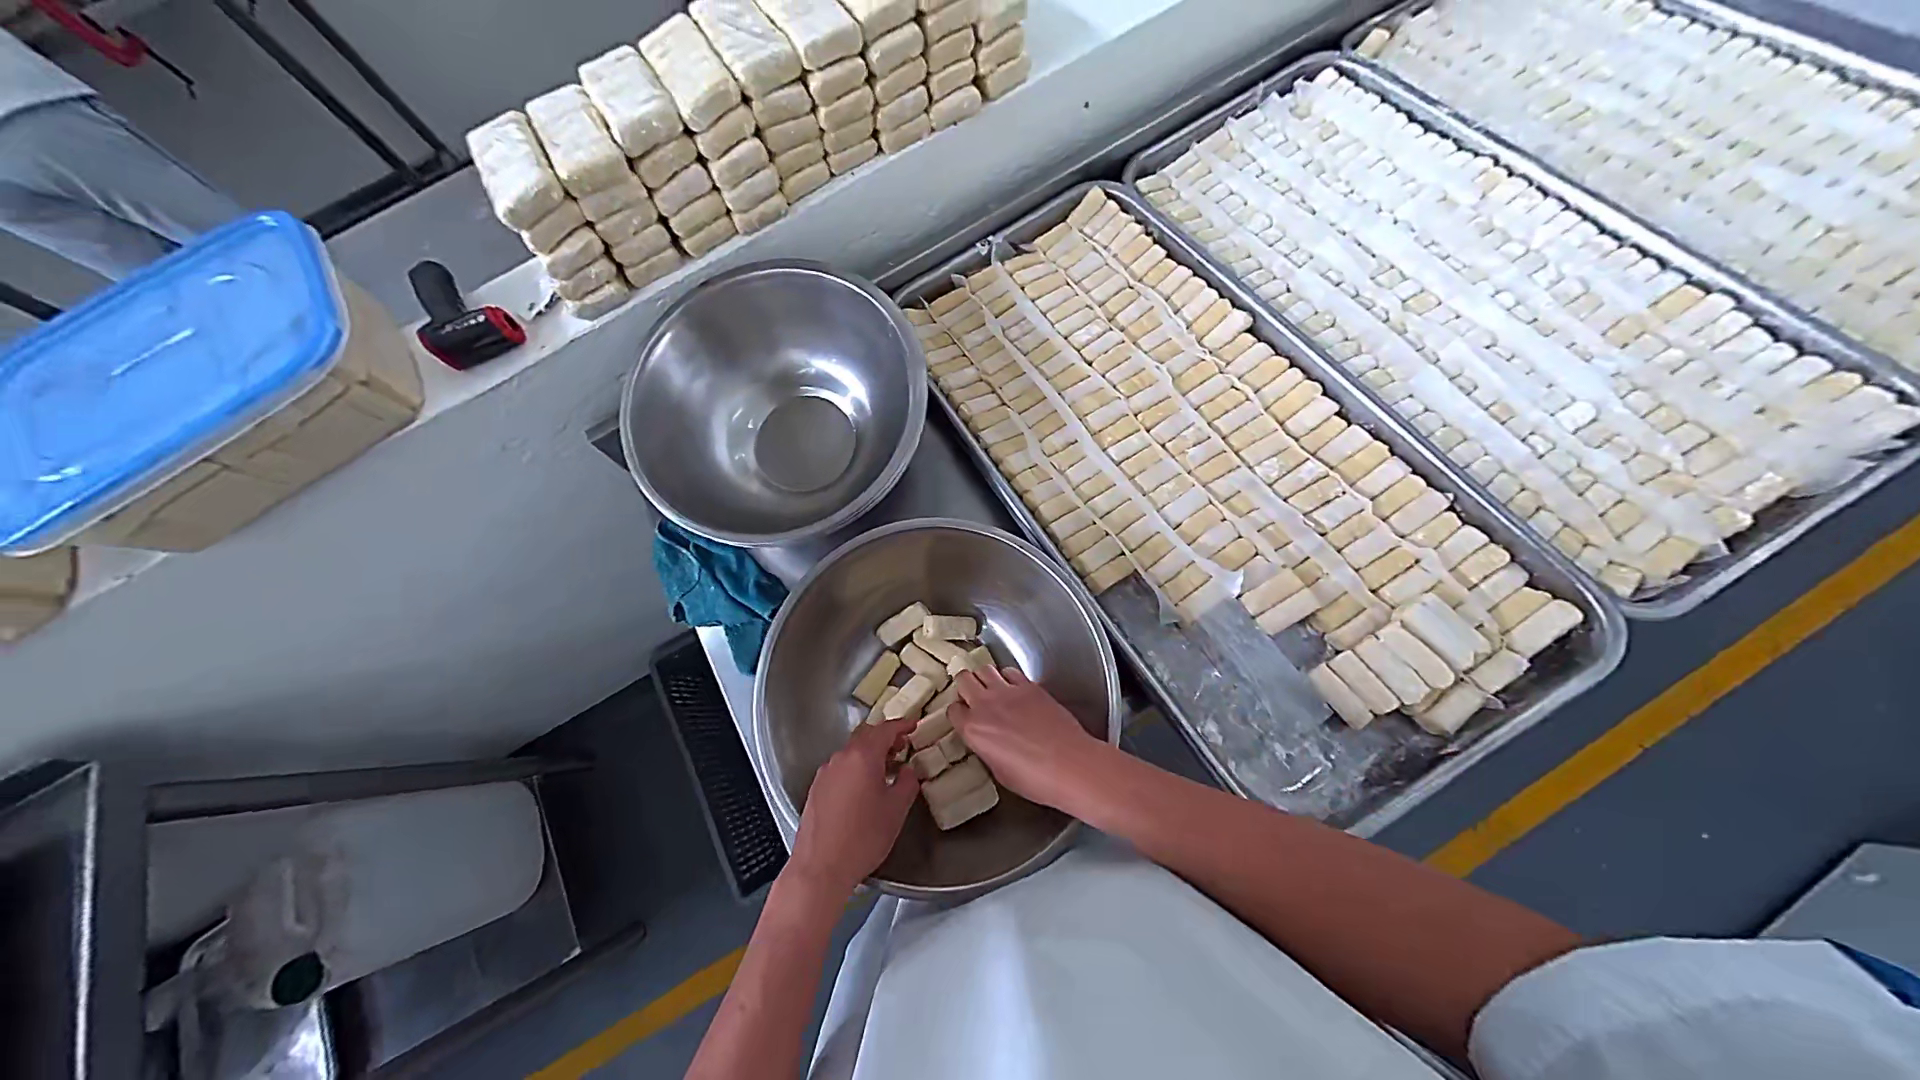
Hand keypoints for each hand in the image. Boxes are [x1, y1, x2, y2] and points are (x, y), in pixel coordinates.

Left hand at [789, 718, 920, 896]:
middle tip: (902, 747)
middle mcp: (841, 758)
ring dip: (869, 755)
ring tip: (886, 771)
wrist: (820, 868)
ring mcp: (825, 773)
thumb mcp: (896, 809)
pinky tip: (864, 789)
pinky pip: (840, 769)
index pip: (885, 729)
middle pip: (865, 736)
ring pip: (851, 753)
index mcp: (863, 756)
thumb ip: (908, 782)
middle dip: (885, 738)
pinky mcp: (816, 789)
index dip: (901, 725)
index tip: (913, 725)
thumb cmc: (863, 837)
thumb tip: (909, 771)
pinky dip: (855, 769)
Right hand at [949, 666, 1108, 811]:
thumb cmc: (1036, 778)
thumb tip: (988, 742)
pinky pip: (1010, 671)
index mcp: (973, 730)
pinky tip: (1015, 688)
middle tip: (973, 695)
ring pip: (984, 669)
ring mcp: (1008, 692)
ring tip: (992, 688)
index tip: (965, 716)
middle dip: (966, 685)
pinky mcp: (1030, 686)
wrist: (1069, 765)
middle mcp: (986, 705)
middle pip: (964, 679)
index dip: (959, 713)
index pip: (953, 710)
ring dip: (984, 677)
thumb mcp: (999, 772)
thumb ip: (986, 749)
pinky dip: (1008, 677)